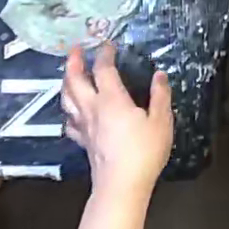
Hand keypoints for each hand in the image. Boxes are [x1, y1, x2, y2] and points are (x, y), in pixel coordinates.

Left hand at [61, 44, 172, 200]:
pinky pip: (70, 122)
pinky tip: (73, 112)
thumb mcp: (161, 121)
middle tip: (76, 50)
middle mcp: (93, 108)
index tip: (108, 44)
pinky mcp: (83, 141)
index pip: (103, 69)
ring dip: (66, 82)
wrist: (121, 185)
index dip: (105, 54)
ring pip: (67, 99)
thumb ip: (160, 96)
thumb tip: (159, 75)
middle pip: (74, 80)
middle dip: (74, 62)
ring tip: (69, 74)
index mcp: (112, 99)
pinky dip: (69, 111)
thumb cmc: (144, 151)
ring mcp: (85, 126)